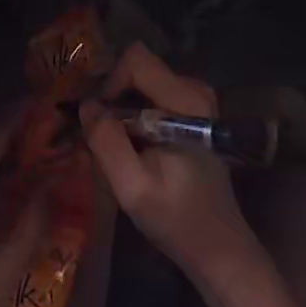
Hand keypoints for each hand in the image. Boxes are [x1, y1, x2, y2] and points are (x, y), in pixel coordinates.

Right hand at [79, 44, 262, 287]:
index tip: (100, 121)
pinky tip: (134, 148)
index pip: (136, 61)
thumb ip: (108, 142)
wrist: (218, 245)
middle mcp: (195, 90)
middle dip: (114, 98)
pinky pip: (154, 96)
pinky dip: (136, 114)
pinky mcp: (194, 112)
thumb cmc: (178, 220)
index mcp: (187, 102)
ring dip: (123, 108)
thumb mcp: (134, 188)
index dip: (110, 83)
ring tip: (117, 147)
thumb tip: (87, 106)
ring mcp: (197, 100)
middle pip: (139, 69)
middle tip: (101, 137)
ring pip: (143, 83)